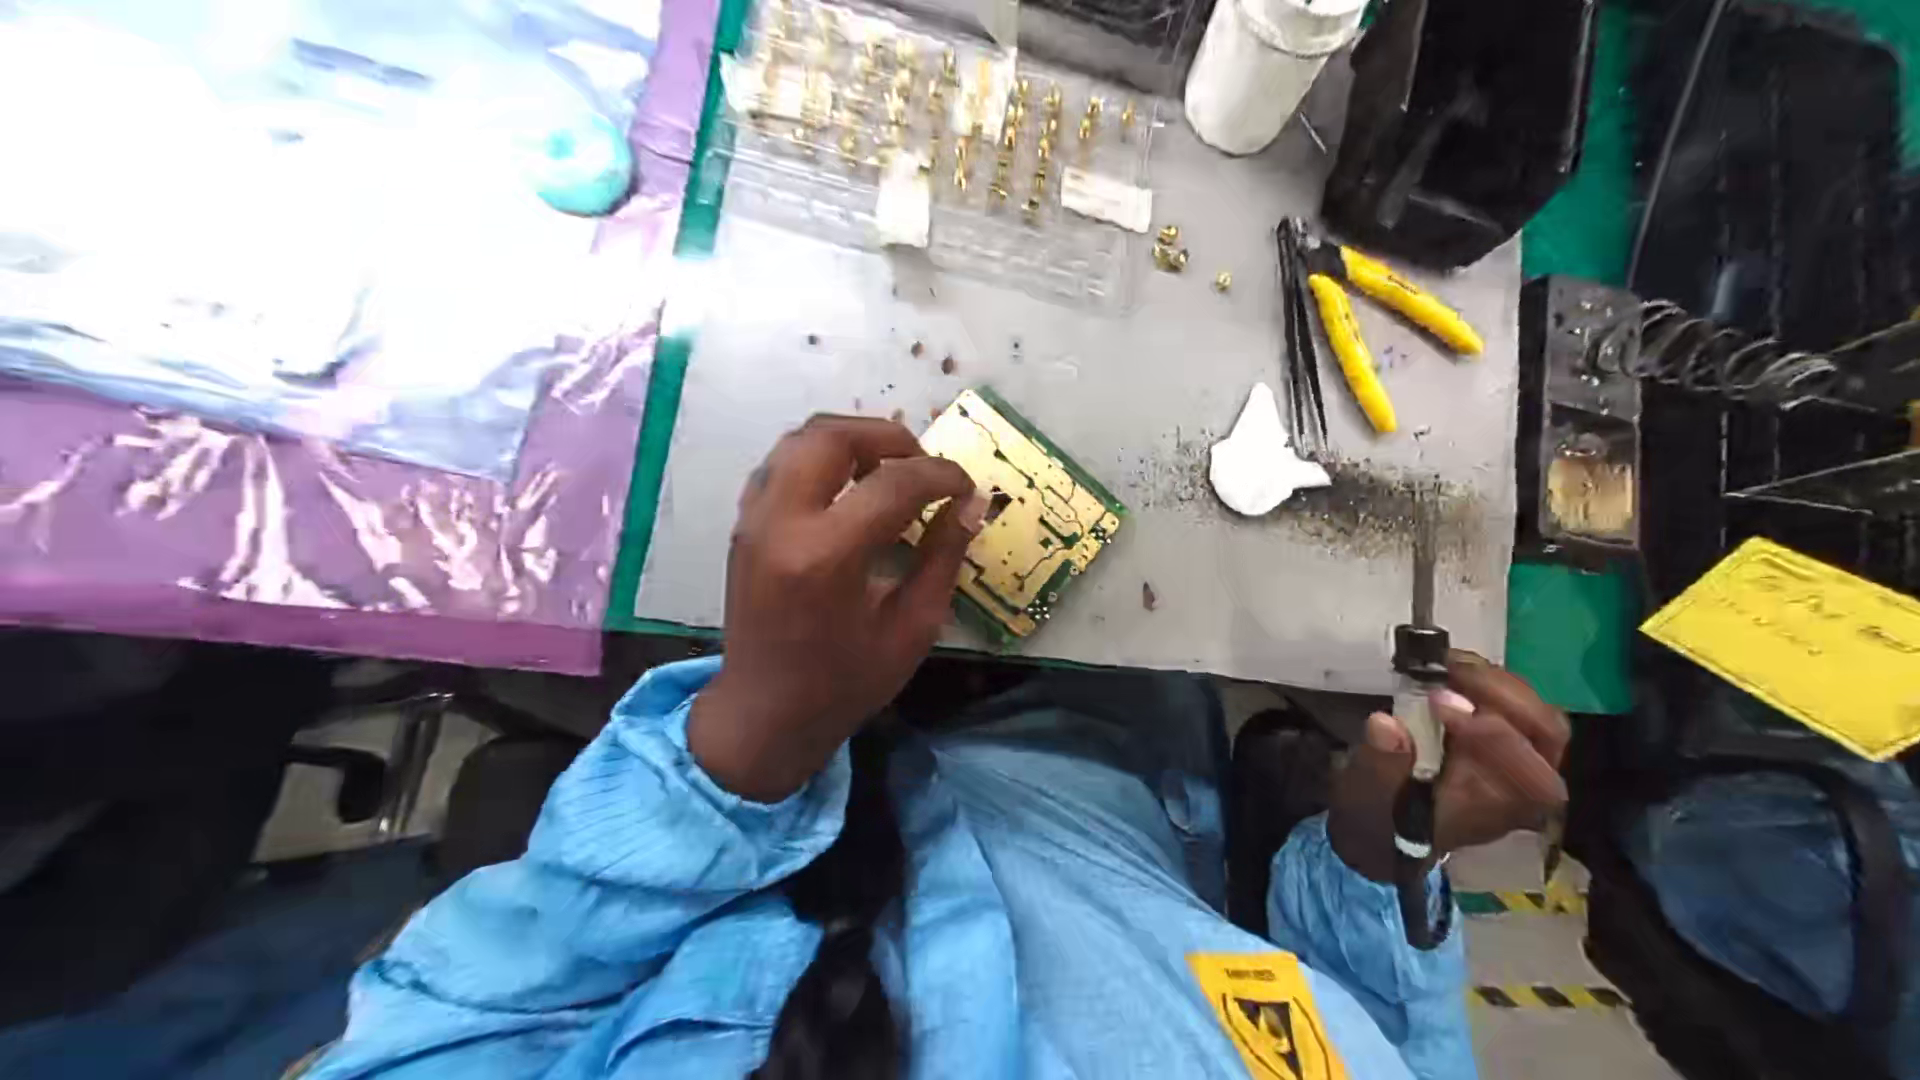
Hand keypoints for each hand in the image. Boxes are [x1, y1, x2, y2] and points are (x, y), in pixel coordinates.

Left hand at [689, 416, 986, 801]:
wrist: (764, 713)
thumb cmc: (845, 682)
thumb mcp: (912, 627)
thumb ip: (943, 557)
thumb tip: (972, 504)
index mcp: (826, 556)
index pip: (893, 483)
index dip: (941, 475)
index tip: (966, 487)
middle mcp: (780, 523)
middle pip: (831, 436)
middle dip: (888, 436)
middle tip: (922, 464)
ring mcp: (753, 520)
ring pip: (799, 439)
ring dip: (850, 441)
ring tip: (887, 470)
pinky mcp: (743, 526)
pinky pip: (780, 465)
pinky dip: (819, 460)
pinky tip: (846, 489)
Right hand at [1327, 650, 1569, 883]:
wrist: (1381, 825)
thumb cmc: (1379, 815)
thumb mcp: (1369, 795)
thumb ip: (1381, 763)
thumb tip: (1385, 723)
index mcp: (1500, 806)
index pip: (1529, 772)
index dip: (1492, 733)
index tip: (1436, 700)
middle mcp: (1522, 783)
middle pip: (1544, 731)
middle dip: (1501, 693)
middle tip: (1448, 667)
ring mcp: (1516, 758)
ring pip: (1533, 712)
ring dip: (1493, 681)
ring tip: (1444, 662)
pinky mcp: (1498, 738)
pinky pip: (1511, 705)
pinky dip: (1484, 682)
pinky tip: (1447, 670)